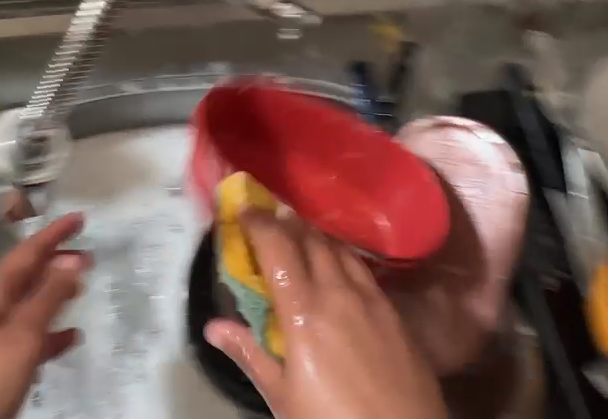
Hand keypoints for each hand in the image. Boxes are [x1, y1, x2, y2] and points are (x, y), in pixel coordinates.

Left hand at [0, 212, 89, 418]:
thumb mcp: (22, 334)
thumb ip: (47, 297)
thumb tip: (72, 260)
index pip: (26, 253)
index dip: (52, 233)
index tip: (79, 217)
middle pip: (28, 275)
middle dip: (57, 261)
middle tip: (89, 253)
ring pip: (31, 305)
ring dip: (57, 293)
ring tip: (84, 287)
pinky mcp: (1, 366)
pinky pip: (32, 338)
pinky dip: (53, 333)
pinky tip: (72, 336)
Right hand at [205, 211, 446, 418]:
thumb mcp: (284, 398)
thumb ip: (250, 354)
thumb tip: (213, 327)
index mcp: (304, 312)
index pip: (278, 247)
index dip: (259, 222)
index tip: (244, 209)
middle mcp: (337, 293)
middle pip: (310, 238)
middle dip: (286, 222)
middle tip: (269, 218)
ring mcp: (370, 299)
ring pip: (339, 248)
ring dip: (315, 235)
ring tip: (300, 236)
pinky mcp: (394, 312)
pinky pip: (362, 269)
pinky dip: (342, 256)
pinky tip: (337, 268)